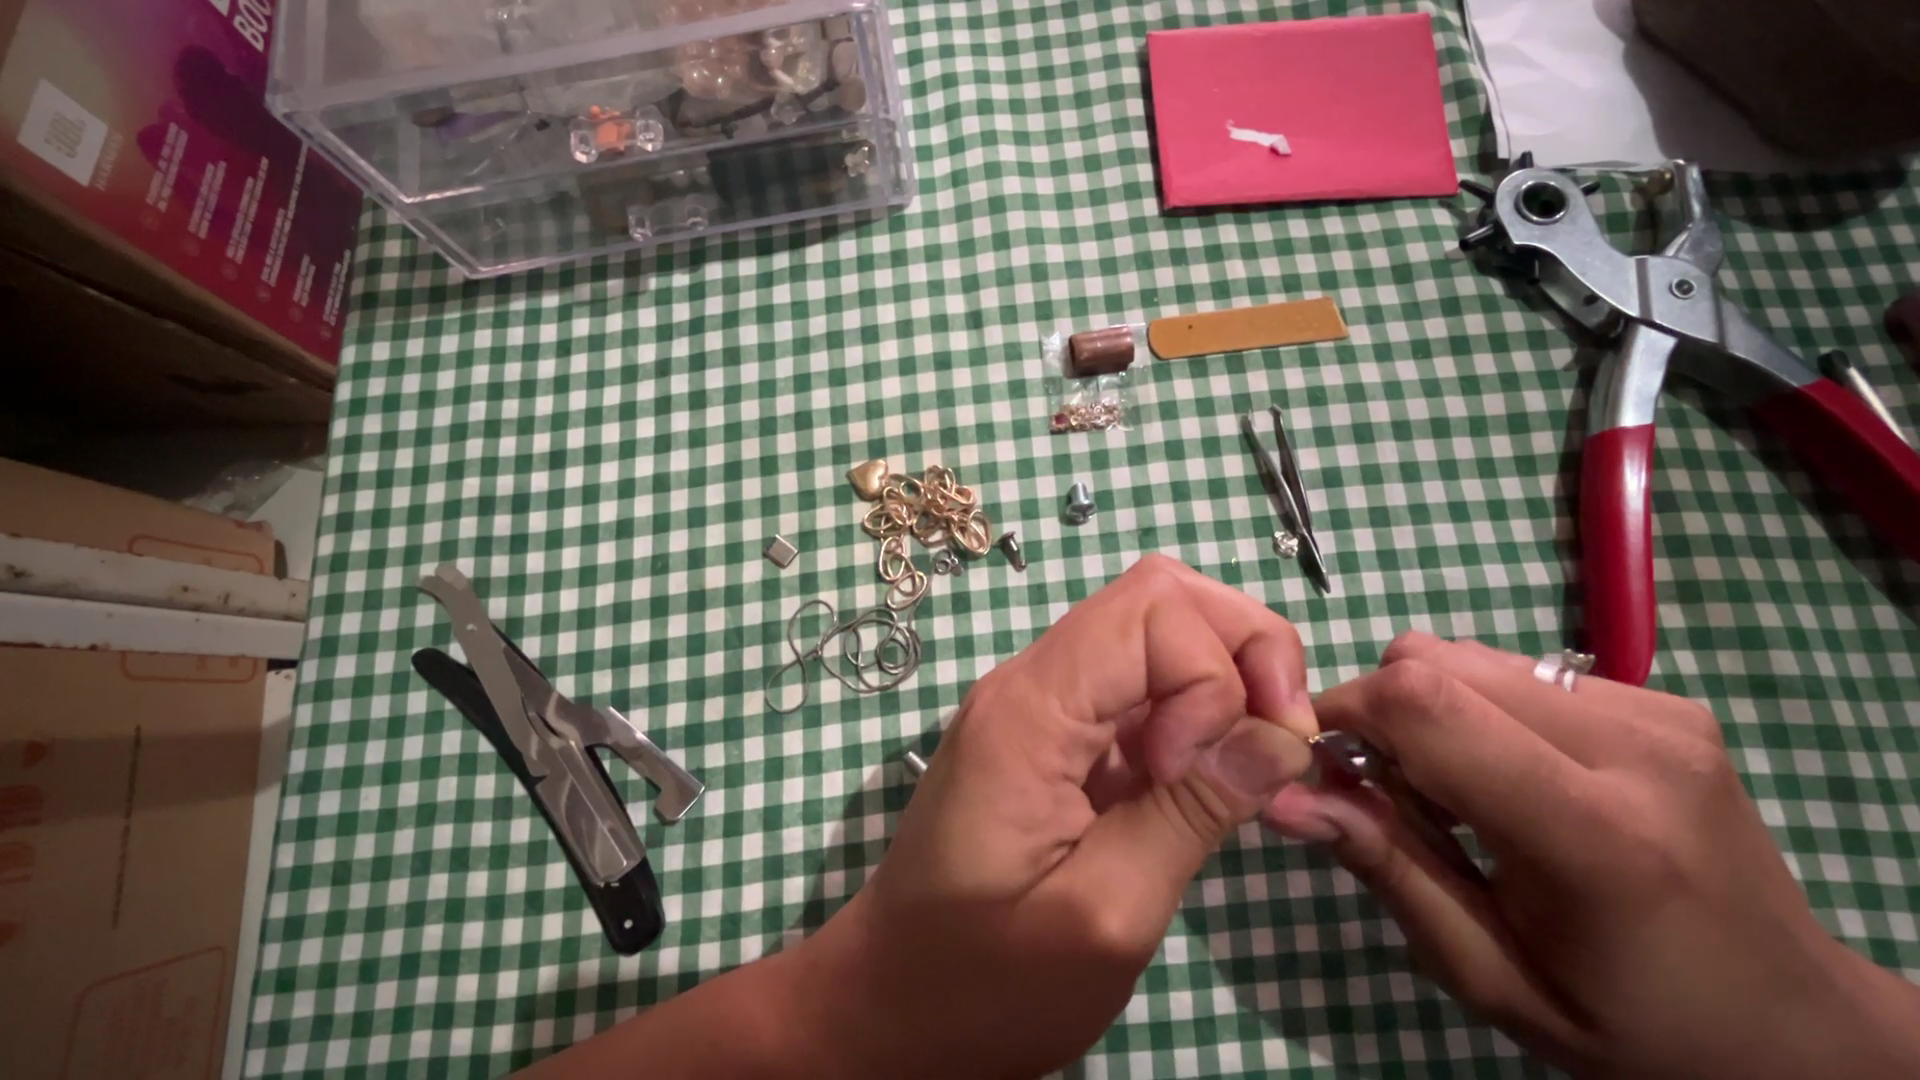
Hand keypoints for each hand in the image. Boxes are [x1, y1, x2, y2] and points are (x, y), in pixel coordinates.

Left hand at [797, 555, 1319, 1077]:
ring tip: (1247, 760)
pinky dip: (1193, 708)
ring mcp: (1037, 701)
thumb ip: (1193, 816)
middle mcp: (1029, 681)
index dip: (1213, 676)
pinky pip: (1136, 682)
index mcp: (1029, 711)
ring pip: (1152, 629)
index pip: (1151, 611)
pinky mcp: (1051, 732)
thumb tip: (1280, 738)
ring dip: (1223, 676)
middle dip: (1240, 648)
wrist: (891, 1002)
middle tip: (1275, 740)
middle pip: (1156, 596)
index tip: (1207, 771)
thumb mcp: (1104, 916)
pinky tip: (1207, 771)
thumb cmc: (985, 981)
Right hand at [1264, 632, 1919, 1078]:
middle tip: (1381, 784)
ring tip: (1449, 783)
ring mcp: (1659, 713)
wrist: (1796, 1028)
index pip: (1425, 707)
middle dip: (1376, 707)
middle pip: (1435, 662)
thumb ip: (1386, 868)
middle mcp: (1633, 745)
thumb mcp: (1487, 974)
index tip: (1319, 760)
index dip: (1343, 711)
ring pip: (1467, 653)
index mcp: (1594, 833)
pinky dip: (1475, 704)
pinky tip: (1504, 769)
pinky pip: (1516, 667)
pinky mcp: (1664, 701)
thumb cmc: (1627, 1023)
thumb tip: (1282, 796)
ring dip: (1424, 704)